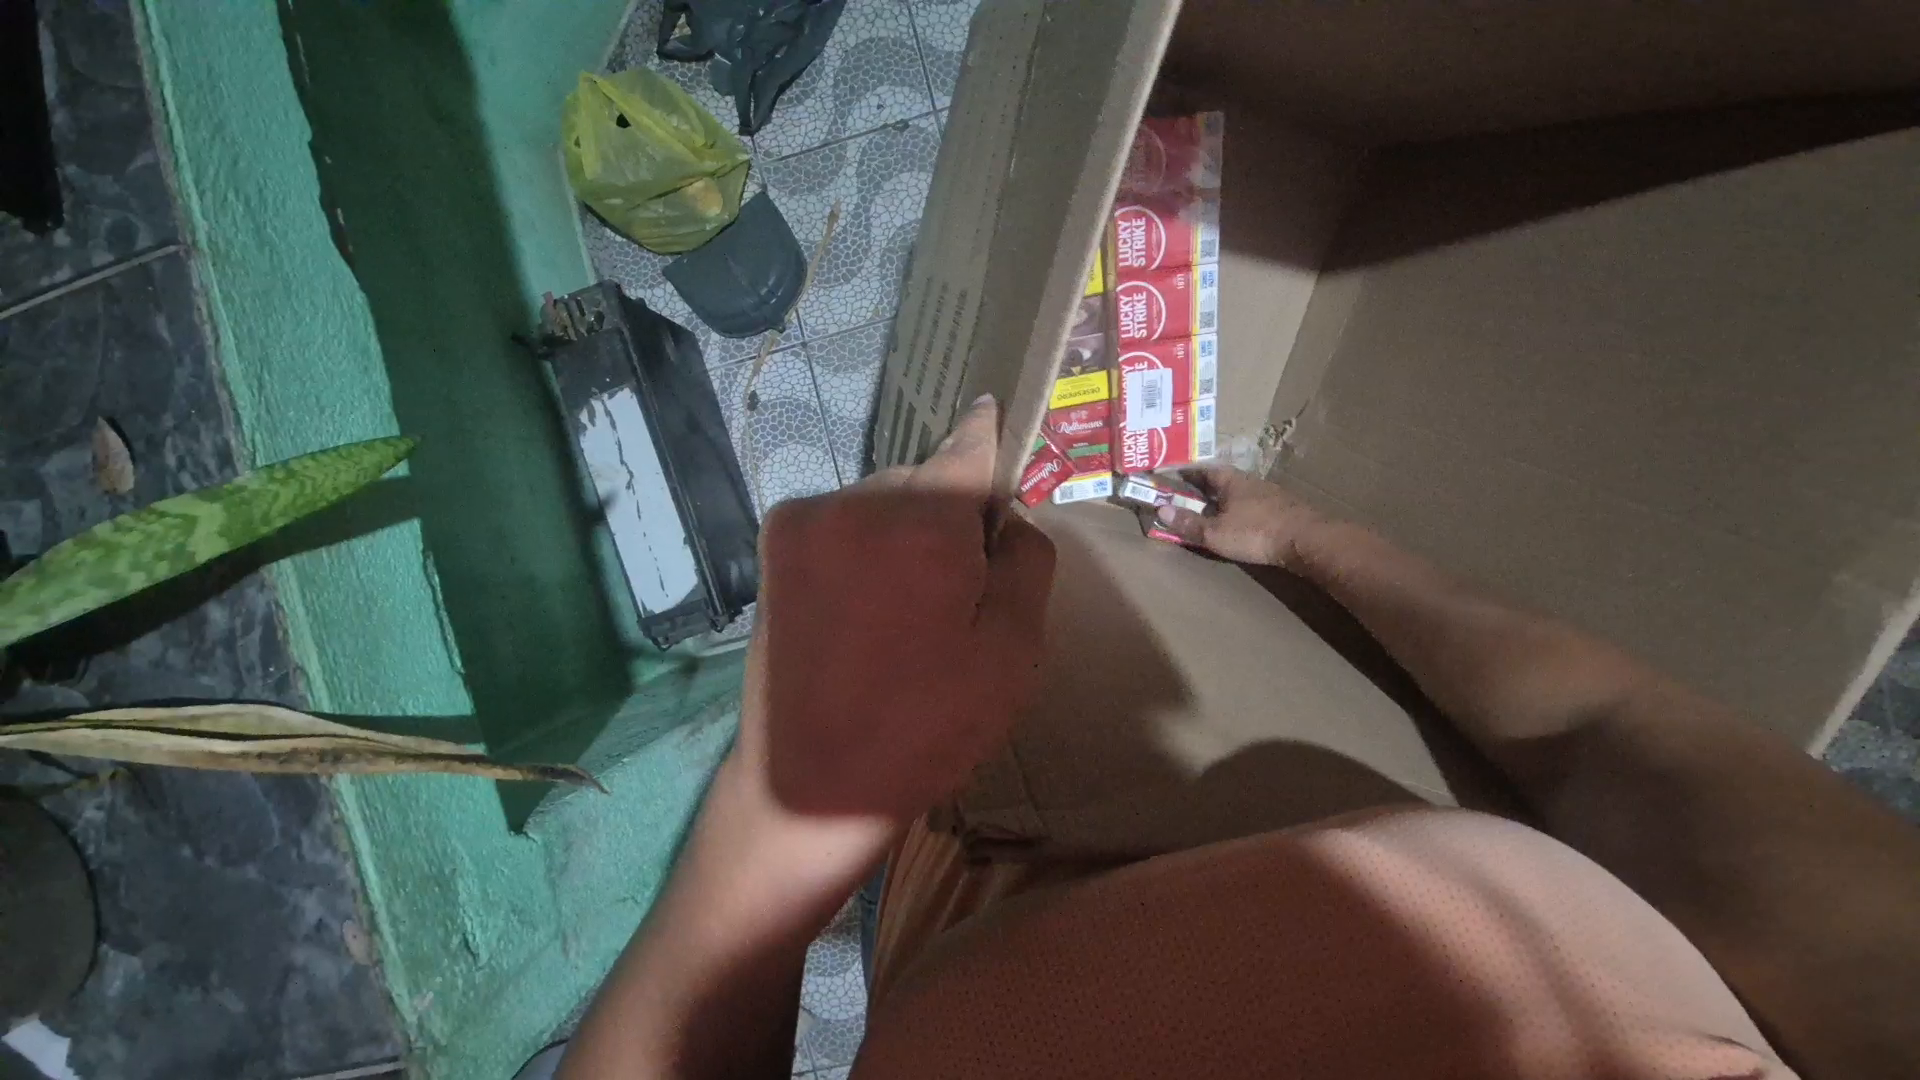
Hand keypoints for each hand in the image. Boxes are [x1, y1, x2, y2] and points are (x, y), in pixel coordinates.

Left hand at [733, 394, 1056, 823]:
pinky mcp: (774, 543)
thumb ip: (1027, 559)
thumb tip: (1006, 514)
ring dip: (906, 531)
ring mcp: (805, 518)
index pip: (972, 446)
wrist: (809, 784)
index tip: (1001, 417)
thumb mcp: (1014, 652)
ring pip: (884, 499)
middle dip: (952, 515)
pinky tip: (866, 608)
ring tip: (906, 610)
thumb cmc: (927, 727)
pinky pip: (844, 520)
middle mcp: (858, 499)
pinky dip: (866, 545)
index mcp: (923, 522)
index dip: (995, 438)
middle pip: (929, 479)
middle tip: (958, 589)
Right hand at [1150, 465, 1327, 567]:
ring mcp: (1270, 495)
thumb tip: (1161, 510)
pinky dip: (1241, 512)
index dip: (1185, 473)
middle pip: (1222, 481)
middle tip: (1186, 497)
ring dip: (1224, 501)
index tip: (1170, 478)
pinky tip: (1240, 524)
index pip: (1203, 469)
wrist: (1308, 540)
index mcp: (1231, 480)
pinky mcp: (1284, 510)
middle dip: (1204, 489)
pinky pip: (1254, 506)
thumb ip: (1189, 523)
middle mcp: (1250, 481)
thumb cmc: (1256, 532)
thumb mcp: (1216, 532)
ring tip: (1211, 513)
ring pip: (1239, 493)